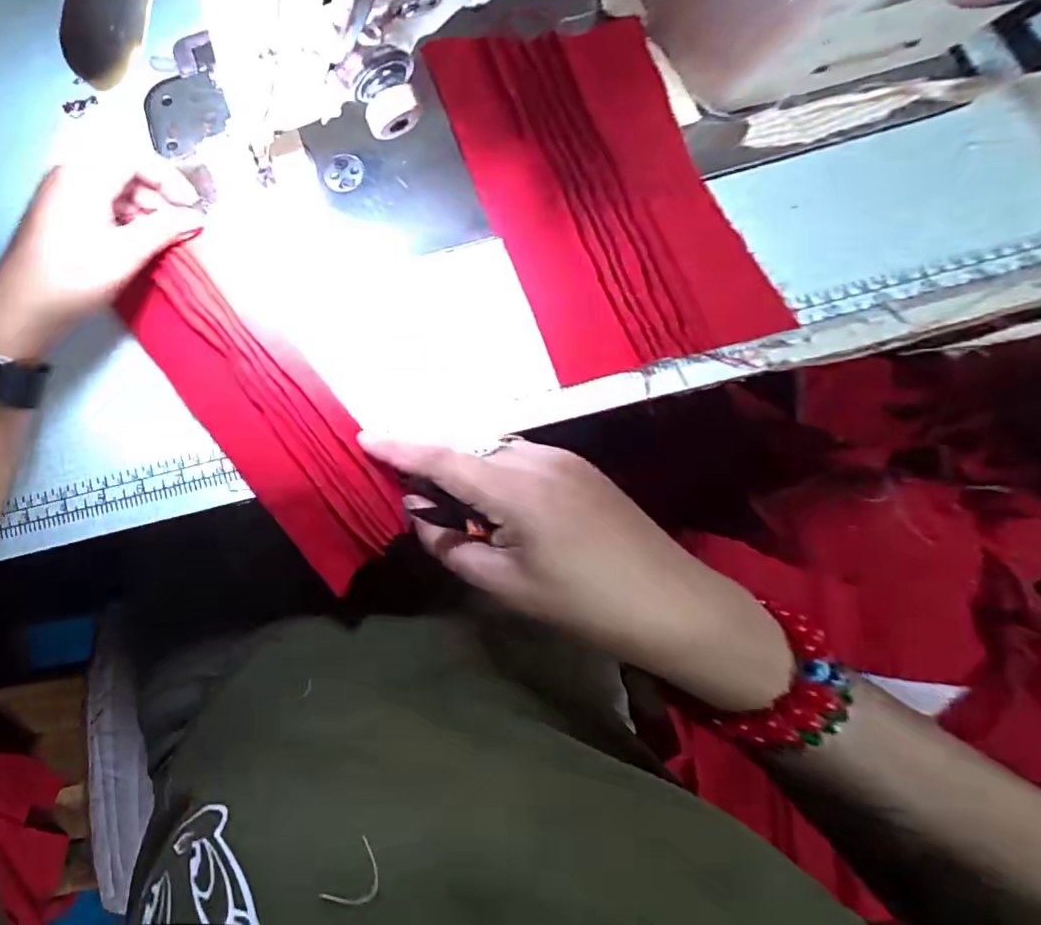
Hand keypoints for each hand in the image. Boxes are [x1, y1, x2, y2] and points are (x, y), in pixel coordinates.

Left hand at [0, 160, 203, 359]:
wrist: (20, 309)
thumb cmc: (74, 278)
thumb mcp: (126, 254)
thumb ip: (165, 229)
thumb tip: (197, 217)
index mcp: (84, 175)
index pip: (137, 158)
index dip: (171, 179)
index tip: (192, 205)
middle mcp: (69, 174)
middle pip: (125, 171)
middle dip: (157, 195)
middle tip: (178, 224)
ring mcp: (60, 193)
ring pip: (113, 188)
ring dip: (142, 208)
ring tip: (159, 237)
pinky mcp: (57, 213)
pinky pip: (98, 202)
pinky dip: (122, 216)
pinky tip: (134, 241)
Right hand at [359, 434, 793, 711]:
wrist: (675, 604)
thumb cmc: (583, 604)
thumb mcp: (505, 585)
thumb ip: (450, 546)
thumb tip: (422, 515)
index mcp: (514, 487)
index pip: (442, 456)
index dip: (399, 446)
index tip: (364, 436)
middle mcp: (536, 457)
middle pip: (465, 447)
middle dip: (432, 463)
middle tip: (414, 496)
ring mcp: (562, 458)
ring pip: (492, 450)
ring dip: (466, 469)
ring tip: (459, 509)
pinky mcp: (579, 467)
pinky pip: (518, 457)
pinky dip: (493, 472)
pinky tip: (497, 506)